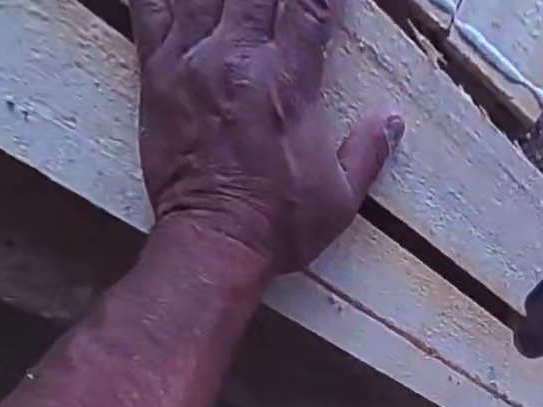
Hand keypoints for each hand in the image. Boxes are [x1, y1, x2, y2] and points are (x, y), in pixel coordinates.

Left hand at [129, 0, 401, 274]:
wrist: (215, 246)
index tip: (327, 4)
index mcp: (289, 84)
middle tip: (278, 8)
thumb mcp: (339, 202)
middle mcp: (240, 58)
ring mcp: (193, 60)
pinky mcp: (157, 73)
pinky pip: (149, 4)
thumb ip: (367, 154)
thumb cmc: (277, 228)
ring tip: (239, 5)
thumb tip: (394, 120)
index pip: (312, 2)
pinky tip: (183, 0)